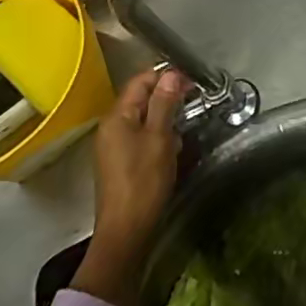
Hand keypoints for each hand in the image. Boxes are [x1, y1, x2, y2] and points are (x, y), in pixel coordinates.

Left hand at [69, 67, 189, 305]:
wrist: (126, 232)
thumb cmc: (143, 181)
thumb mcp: (159, 138)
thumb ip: (164, 103)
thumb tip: (171, 73)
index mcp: (117, 118)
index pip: (140, 82)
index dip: (165, 76)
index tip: (191, 80)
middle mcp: (111, 128)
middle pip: (141, 98)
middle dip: (168, 96)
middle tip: (194, 99)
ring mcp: (114, 146)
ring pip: (144, 117)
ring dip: (166, 116)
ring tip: (188, 121)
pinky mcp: (122, 162)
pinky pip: (142, 135)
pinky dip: (160, 133)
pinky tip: (175, 144)